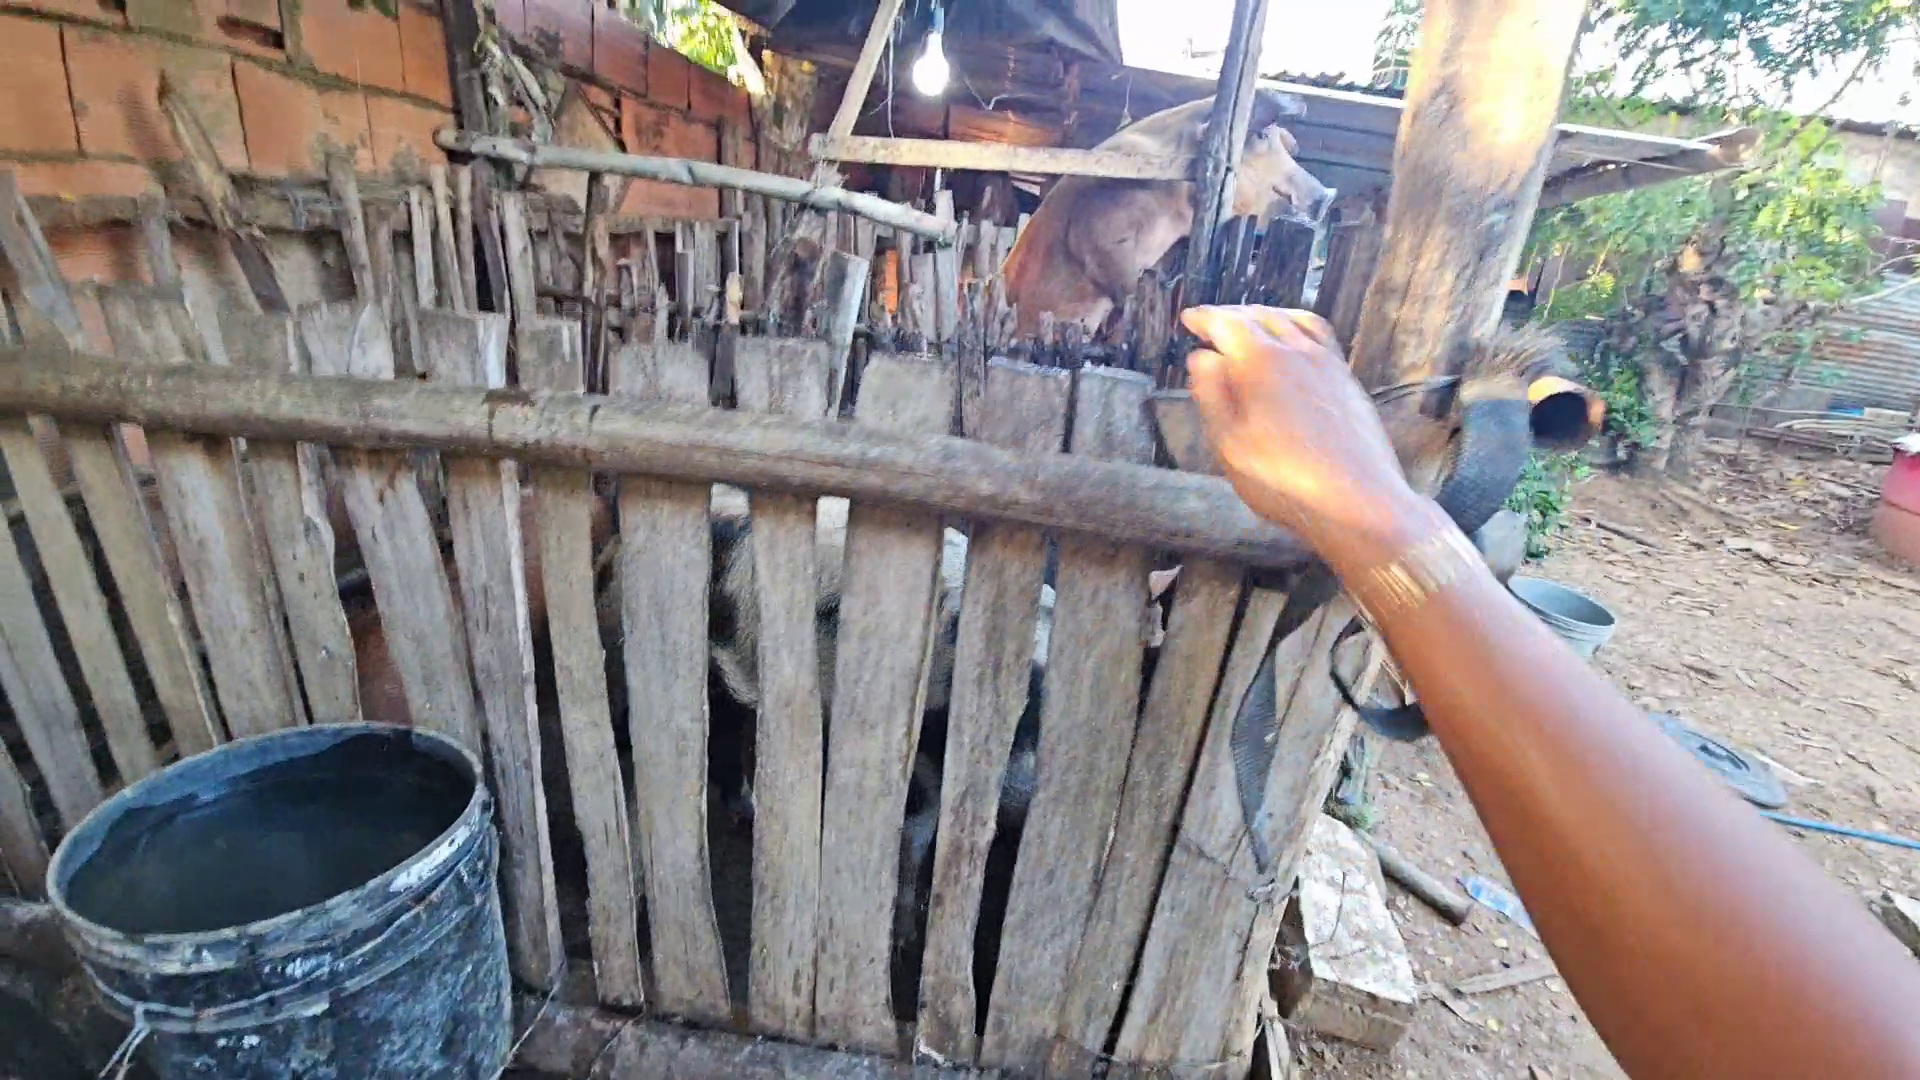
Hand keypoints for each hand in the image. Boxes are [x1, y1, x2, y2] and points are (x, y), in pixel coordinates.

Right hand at [1182, 305, 1419, 553]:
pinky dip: (1294, 327)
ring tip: (1249, 324)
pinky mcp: (1346, 379)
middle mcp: (1297, 352)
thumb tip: (1201, 358)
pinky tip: (1291, 346)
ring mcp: (1327, 363)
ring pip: (1292, 320)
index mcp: (1261, 363)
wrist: (1354, 500)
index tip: (1189, 319)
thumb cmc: (1283, 480)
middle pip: (1260, 316)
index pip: (1228, 325)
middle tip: (1211, 323)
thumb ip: (1212, 395)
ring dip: (1265, 315)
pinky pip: (1317, 336)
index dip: (1204, 319)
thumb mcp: (1229, 444)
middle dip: (1231, 315)